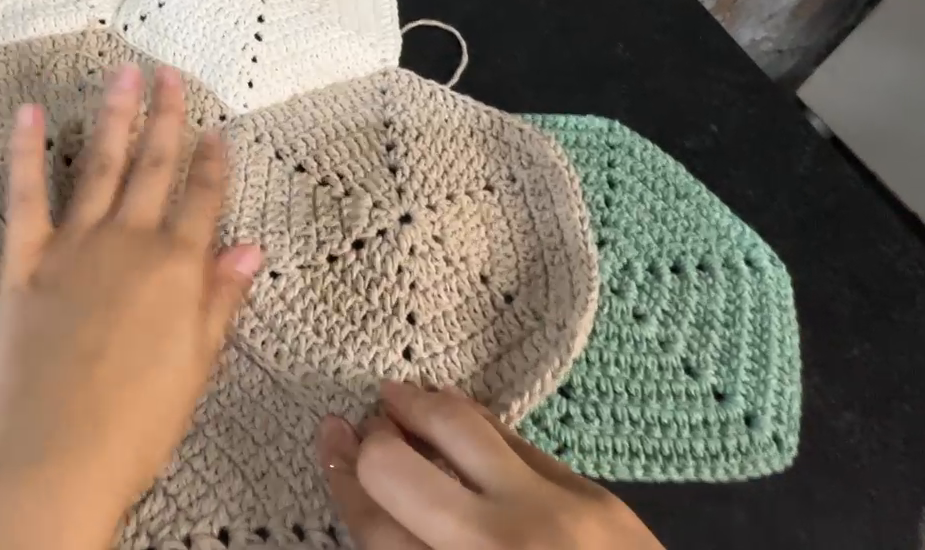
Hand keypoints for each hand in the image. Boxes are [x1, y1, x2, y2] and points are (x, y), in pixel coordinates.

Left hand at [0, 64, 263, 549]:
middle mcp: (131, 242)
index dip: (212, 163)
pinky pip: (26, 193)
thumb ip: (220, 300)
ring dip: (116, 116)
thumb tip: (251, 249)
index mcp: (178, 269)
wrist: (50, 461)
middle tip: (170, 74)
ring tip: (124, 72)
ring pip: (103, 165)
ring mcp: (75, 245)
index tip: (216, 130)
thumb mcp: (196, 367)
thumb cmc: (134, 427)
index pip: (203, 200)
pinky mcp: (25, 258)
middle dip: (167, 117)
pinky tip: (30, 112)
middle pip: (156, 167)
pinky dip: (27, 150)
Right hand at [315, 382, 663, 549]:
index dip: (341, 478)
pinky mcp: (595, 499)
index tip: (329, 441)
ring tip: (396, 395)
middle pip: (396, 468)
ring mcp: (549, 518)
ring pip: (457, 428)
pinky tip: (451, 404)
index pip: (375, 529)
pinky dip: (472, 417)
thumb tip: (374, 502)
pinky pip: (513, 436)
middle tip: (362, 430)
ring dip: (416, 405)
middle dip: (369, 443)